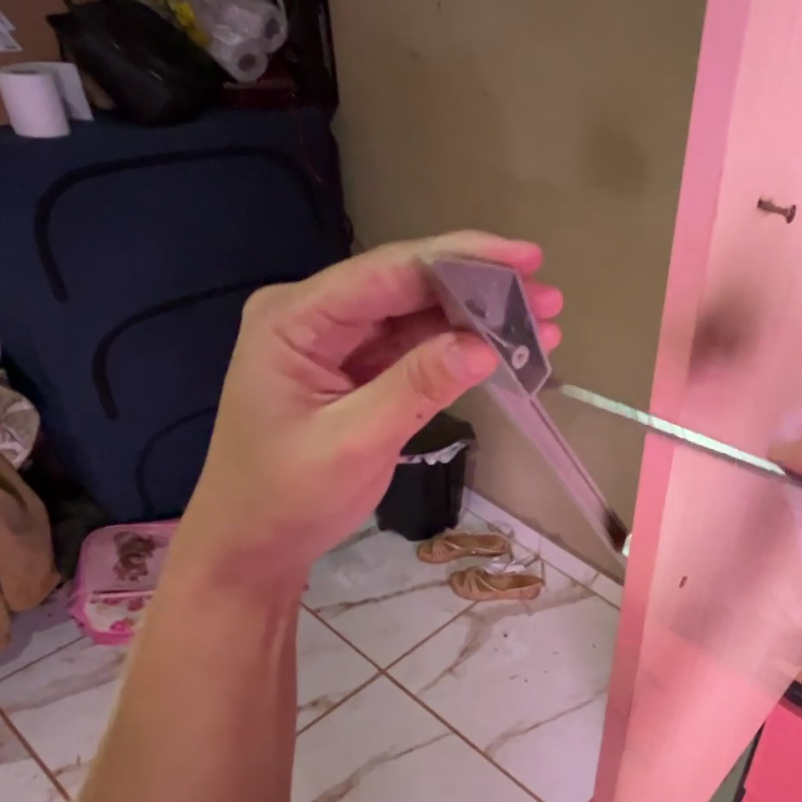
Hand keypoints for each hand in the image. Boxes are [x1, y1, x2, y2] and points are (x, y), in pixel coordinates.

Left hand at [173, 231, 561, 589]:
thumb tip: (485, 345)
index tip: (525, 258)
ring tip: (544, 322)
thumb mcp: (353, 442)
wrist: (254, 544)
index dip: (461, 259)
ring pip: (422, 315)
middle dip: (480, 287)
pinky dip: (463, 349)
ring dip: (480, 318)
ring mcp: (343, 342)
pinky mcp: (364, 369)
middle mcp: (319, 316)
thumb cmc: (285, 496)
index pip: (387, 273)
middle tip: (546, 295)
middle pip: (410, 285)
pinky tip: (509, 349)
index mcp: (296, 318)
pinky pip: (420, 348)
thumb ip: (415, 387)